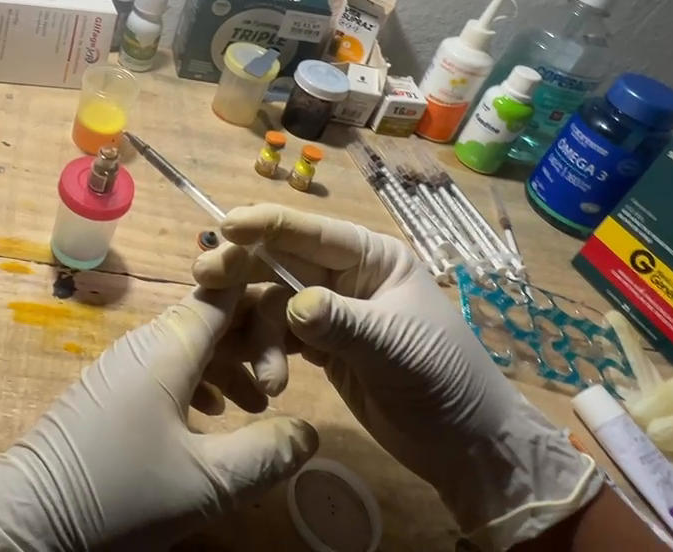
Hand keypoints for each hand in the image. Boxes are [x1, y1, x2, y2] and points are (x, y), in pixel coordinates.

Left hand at [0, 286, 317, 551]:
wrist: (34, 512)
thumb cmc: (124, 489)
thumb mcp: (207, 481)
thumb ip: (266, 453)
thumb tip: (310, 432)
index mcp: (170, 346)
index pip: (224, 294)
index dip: (260, 293)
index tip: (295, 307)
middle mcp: (147, 343)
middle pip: (210, 319)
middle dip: (251, 342)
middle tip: (283, 385)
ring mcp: (126, 364)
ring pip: (190, 346)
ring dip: (228, 368)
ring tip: (259, 408)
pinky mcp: (114, 388)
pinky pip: (168, 368)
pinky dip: (200, 384)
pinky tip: (213, 420)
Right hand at [194, 205, 601, 550]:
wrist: (468, 447)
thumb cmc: (444, 382)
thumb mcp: (395, 348)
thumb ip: (341, 323)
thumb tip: (293, 306)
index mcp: (371, 257)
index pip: (311, 232)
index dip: (266, 225)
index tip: (226, 224)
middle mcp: (345, 276)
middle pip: (282, 262)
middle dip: (245, 271)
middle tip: (204, 279)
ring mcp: (331, 310)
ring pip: (275, 303)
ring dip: (260, 332)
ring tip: (262, 375)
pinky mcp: (321, 346)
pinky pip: (280, 336)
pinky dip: (267, 352)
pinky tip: (262, 379)